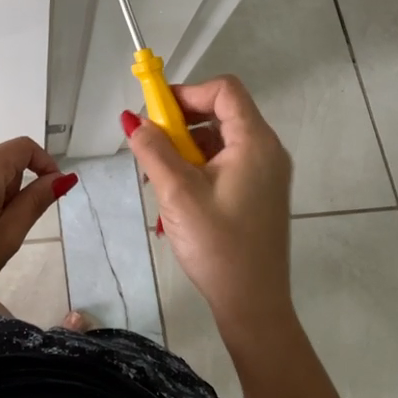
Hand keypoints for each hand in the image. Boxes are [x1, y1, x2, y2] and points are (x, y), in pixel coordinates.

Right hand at [124, 75, 293, 331]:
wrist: (254, 306)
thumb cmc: (217, 245)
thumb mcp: (177, 193)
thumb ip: (153, 149)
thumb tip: (131, 118)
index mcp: (255, 143)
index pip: (224, 90)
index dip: (188, 92)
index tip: (157, 113)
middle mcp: (266, 151)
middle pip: (221, 111)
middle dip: (181, 122)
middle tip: (151, 144)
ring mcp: (265, 173)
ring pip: (219, 138)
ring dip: (185, 147)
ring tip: (159, 176)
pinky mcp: (258, 193)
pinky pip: (225, 161)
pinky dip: (198, 166)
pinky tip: (176, 194)